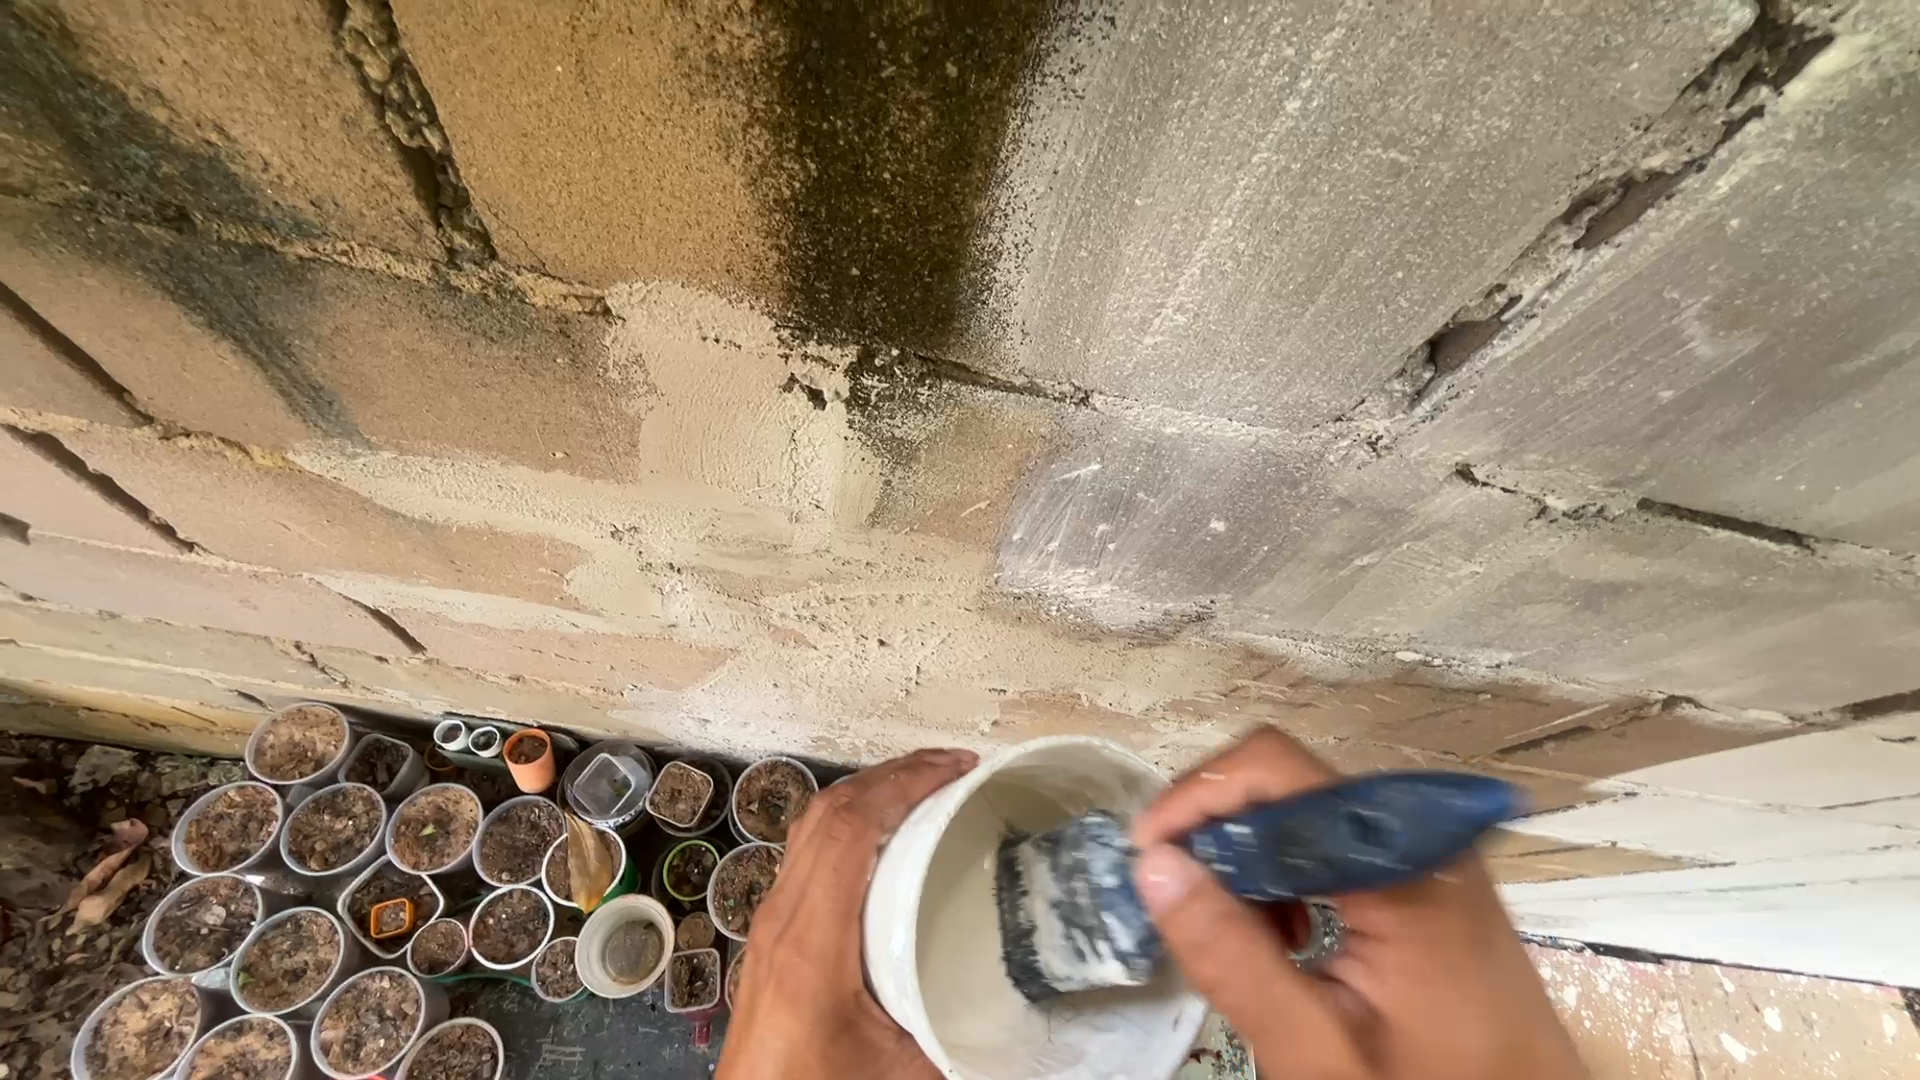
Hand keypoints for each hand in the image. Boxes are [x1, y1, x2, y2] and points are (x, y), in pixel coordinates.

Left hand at [717, 748, 978, 1079]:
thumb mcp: (904, 1068)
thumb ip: (957, 1018)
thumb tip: (1010, 970)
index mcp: (812, 942)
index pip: (850, 828)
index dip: (904, 783)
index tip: (955, 770)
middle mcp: (784, 914)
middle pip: (831, 809)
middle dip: (895, 772)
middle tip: (951, 765)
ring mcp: (773, 914)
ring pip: (815, 820)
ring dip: (871, 787)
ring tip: (924, 781)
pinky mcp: (774, 923)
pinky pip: (809, 844)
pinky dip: (851, 814)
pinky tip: (884, 825)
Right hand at [1131, 727, 1583, 1079]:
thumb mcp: (1318, 1056)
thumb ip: (1233, 958)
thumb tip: (1152, 864)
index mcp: (1404, 866)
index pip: (1276, 769)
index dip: (1199, 794)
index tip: (1148, 852)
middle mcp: (1419, 837)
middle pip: (1284, 783)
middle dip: (1215, 830)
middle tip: (1179, 898)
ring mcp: (1426, 853)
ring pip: (1299, 810)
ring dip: (1245, 855)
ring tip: (1230, 930)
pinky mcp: (1422, 875)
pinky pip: (1326, 841)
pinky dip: (1281, 873)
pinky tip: (1278, 936)